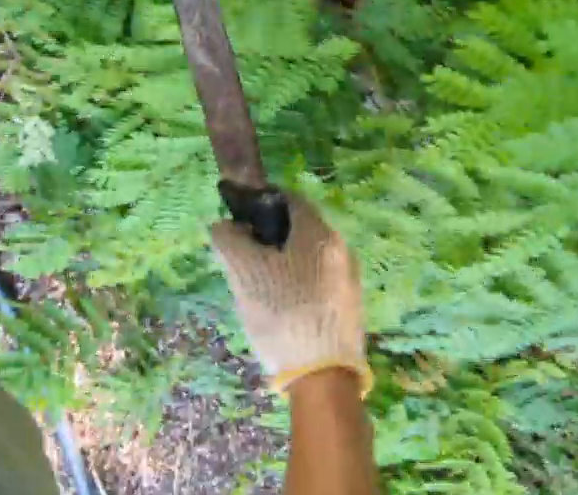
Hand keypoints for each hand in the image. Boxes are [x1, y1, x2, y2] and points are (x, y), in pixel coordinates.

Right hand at [210, 196, 369, 394]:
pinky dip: (300, 281)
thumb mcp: (243, 271)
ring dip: (285, 259)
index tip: (239, 216)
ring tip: (260, 283)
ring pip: (310, 256)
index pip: (289, 198)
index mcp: (319, 233)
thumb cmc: (282, 313)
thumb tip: (225, 225)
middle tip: (245, 253)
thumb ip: (228, 238)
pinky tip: (283, 305)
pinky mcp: (352, 308)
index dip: (261, 200)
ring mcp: (350, 280)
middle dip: (271, 233)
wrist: (324, 380)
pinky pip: (320, 280)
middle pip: (301, 228)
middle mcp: (341, 249)